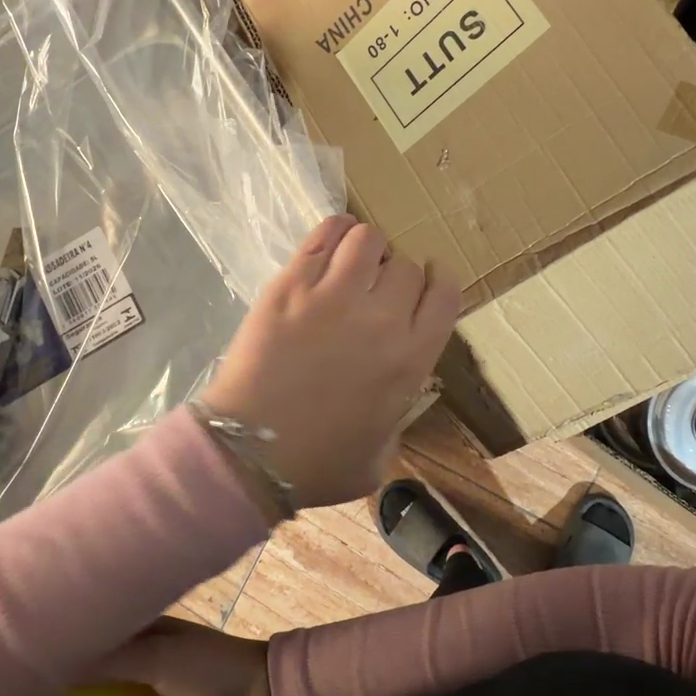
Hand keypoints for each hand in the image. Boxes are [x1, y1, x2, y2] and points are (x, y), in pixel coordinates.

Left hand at [202, 215, 460, 510]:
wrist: (250, 452)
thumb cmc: (317, 464)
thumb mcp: (380, 456)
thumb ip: (398, 419)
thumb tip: (395, 393)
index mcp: (410, 361)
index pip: (445, 295)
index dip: (438, 283)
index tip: (425, 285)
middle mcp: (380, 320)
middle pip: (407, 266)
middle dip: (398, 272)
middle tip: (377, 287)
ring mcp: (333, 297)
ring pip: (370, 239)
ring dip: (367, 248)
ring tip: (352, 263)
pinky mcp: (291, 285)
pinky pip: (325, 234)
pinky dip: (335, 230)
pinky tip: (331, 242)